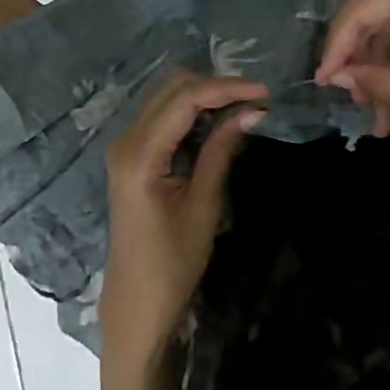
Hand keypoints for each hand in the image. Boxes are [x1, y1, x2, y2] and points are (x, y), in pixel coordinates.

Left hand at [101, 70, 266, 356]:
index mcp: (139, 155)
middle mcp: (125, 140)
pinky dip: (192, 110)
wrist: (136, 304)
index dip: (226, 88)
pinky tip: (218, 121)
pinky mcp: (131, 154)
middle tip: (255, 100)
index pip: (185, 99)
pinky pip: (162, 114)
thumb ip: (222, 149)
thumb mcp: (204, 204)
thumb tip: (253, 110)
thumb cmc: (172, 262)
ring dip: (204, 95)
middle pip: (172, 87)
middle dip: (216, 86)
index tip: (264, 92)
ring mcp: (124, 145)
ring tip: (243, 107)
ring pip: (166, 96)